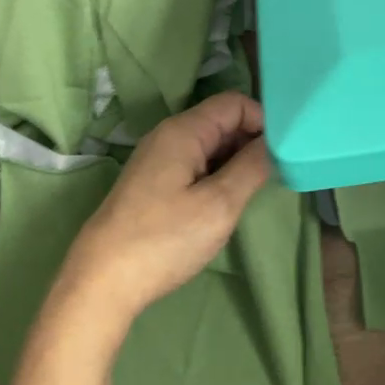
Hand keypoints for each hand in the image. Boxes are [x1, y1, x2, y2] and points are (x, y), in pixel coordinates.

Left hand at [56, 92, 271, 318]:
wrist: (101, 281)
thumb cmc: (164, 239)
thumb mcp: (218, 205)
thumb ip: (251, 167)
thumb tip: (274, 143)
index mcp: (184, 131)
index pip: (234, 103)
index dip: (262, 121)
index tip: (283, 153)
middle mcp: (169, 135)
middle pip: (221, 121)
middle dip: (250, 142)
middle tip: (274, 176)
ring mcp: (157, 159)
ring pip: (208, 145)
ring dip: (234, 162)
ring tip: (252, 193)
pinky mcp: (152, 183)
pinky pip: (194, 164)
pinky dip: (215, 175)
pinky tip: (223, 204)